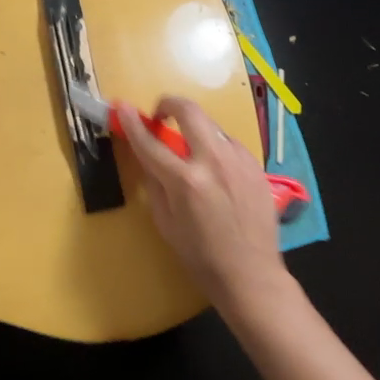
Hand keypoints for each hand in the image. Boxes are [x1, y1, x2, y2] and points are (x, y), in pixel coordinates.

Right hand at [116, 95, 285, 304]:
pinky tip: (217, 171)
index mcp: (185, 181)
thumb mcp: (165, 223)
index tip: (123, 108)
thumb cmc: (201, 256)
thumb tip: (147, 154)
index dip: (132, 123)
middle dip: (169, 103)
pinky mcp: (256, 165)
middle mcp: (213, 161)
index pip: (150, 142)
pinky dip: (217, 149)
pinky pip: (229, 144)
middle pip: (188, 110)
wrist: (252, 275)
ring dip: (195, 130)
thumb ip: (154, 182)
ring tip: (193, 153)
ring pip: (211, 125)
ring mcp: (238, 160)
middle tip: (161, 115)